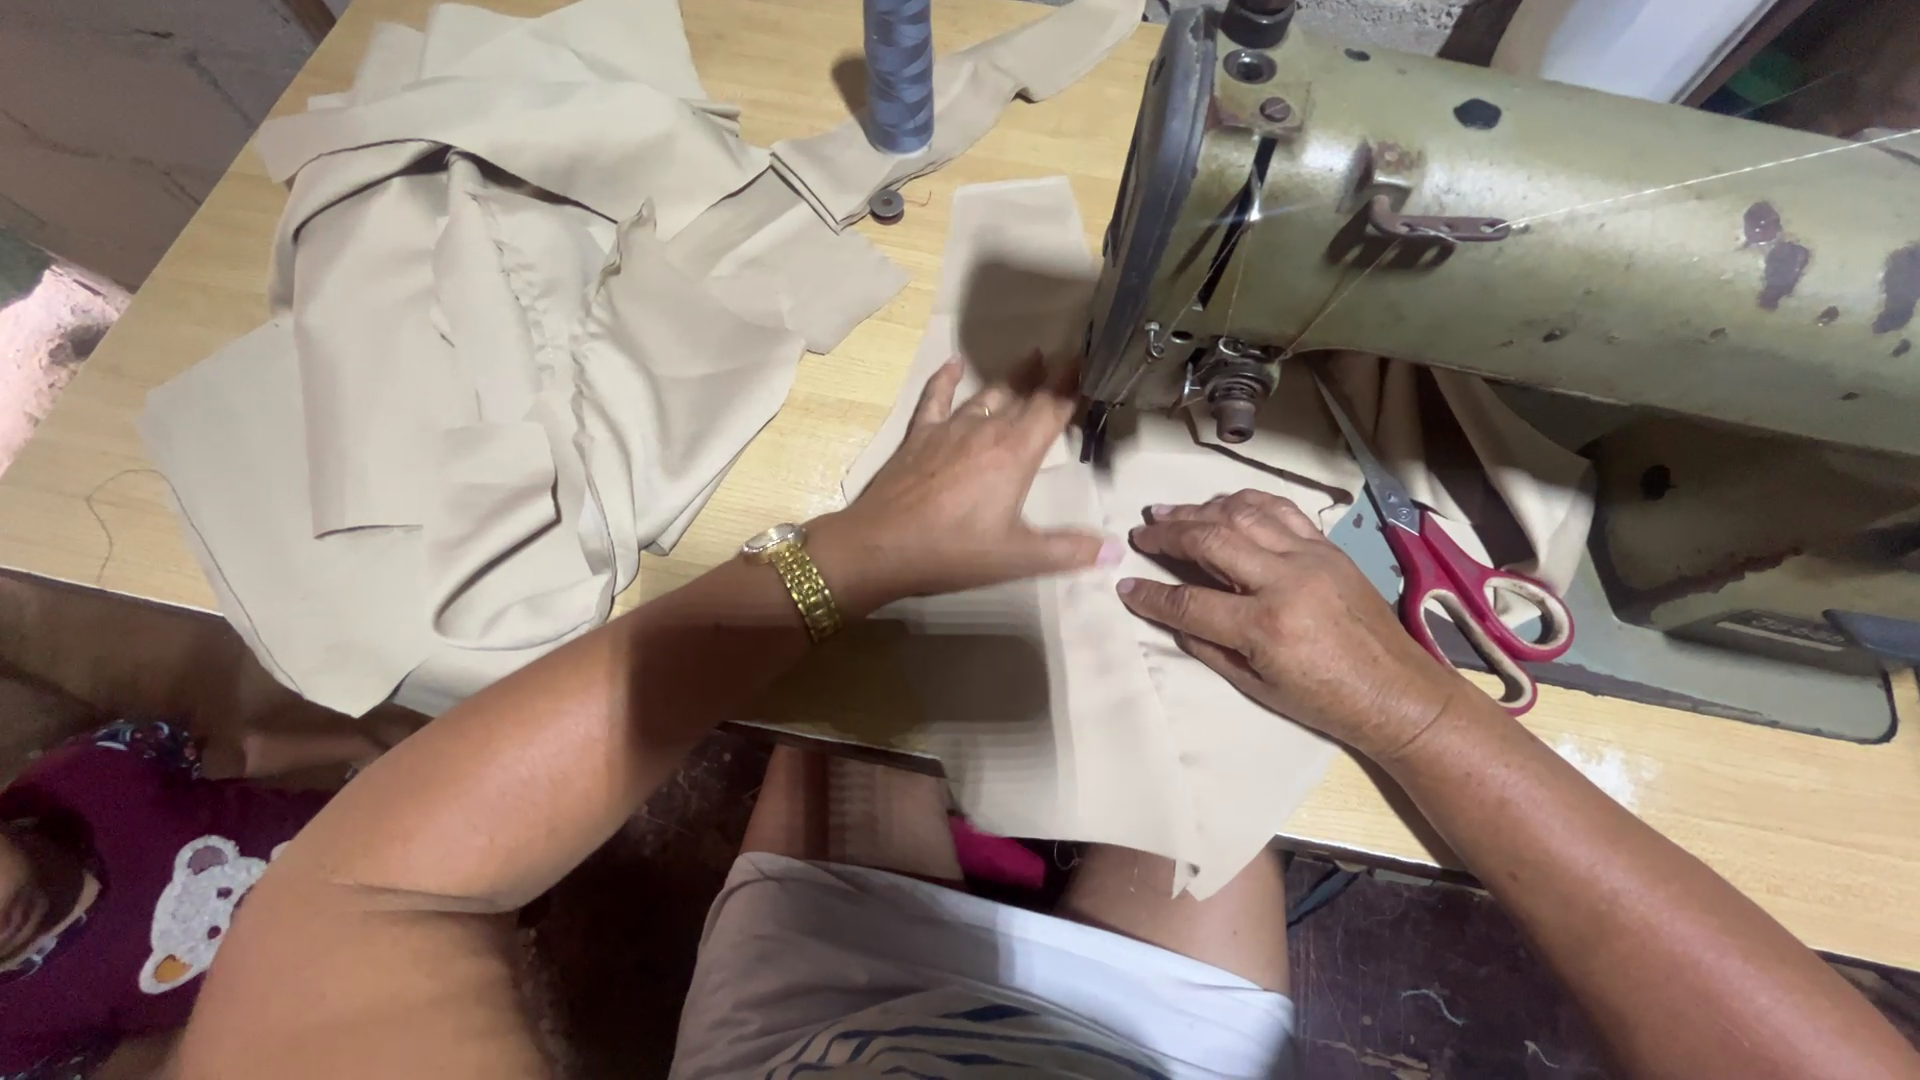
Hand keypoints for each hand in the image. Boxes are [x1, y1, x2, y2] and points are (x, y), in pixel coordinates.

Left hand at [811, 356, 1119, 612]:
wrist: (880, 546)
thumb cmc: (953, 551)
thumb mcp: (1017, 558)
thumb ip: (1067, 551)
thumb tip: (1115, 552)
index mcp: (1015, 453)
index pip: (1053, 409)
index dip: (1073, 385)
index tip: (1091, 362)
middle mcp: (985, 430)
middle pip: (1024, 397)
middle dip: (1049, 377)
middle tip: (1067, 356)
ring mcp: (948, 430)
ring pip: (987, 395)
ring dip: (1010, 377)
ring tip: (1030, 356)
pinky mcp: (918, 436)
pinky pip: (935, 399)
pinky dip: (945, 379)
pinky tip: (952, 363)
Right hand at [1115, 489, 1471, 761]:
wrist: (1398, 692)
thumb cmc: (1324, 701)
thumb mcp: (1255, 686)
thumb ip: (1208, 646)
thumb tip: (1172, 616)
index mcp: (1266, 627)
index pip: (1190, 602)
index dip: (1150, 595)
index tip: (1125, 587)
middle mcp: (1286, 581)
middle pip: (1212, 540)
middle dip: (1168, 534)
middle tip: (1140, 534)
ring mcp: (1311, 557)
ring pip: (1243, 514)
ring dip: (1199, 509)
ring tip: (1167, 512)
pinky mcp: (1328, 548)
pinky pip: (1280, 510)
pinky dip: (1244, 501)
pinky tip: (1220, 504)